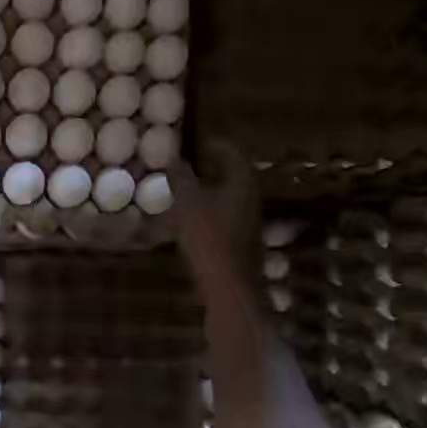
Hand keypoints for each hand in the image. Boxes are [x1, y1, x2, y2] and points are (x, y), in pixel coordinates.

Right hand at [169, 139, 259, 293]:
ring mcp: (247, 219)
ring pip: (224, 195)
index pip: (228, 149)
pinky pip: (221, 215)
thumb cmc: (208, 237)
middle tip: (178, 166)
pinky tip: (185, 220)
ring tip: (177, 192)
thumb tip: (176, 160)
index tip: (187, 142)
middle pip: (227, 172)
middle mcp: (250, 195)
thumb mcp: (188, 202)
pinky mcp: (240, 239)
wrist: (229, 285)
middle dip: (203, 167)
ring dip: (203, 191)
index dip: (207, 143)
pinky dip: (205, 211)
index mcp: (241, 179)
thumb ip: (181, 178)